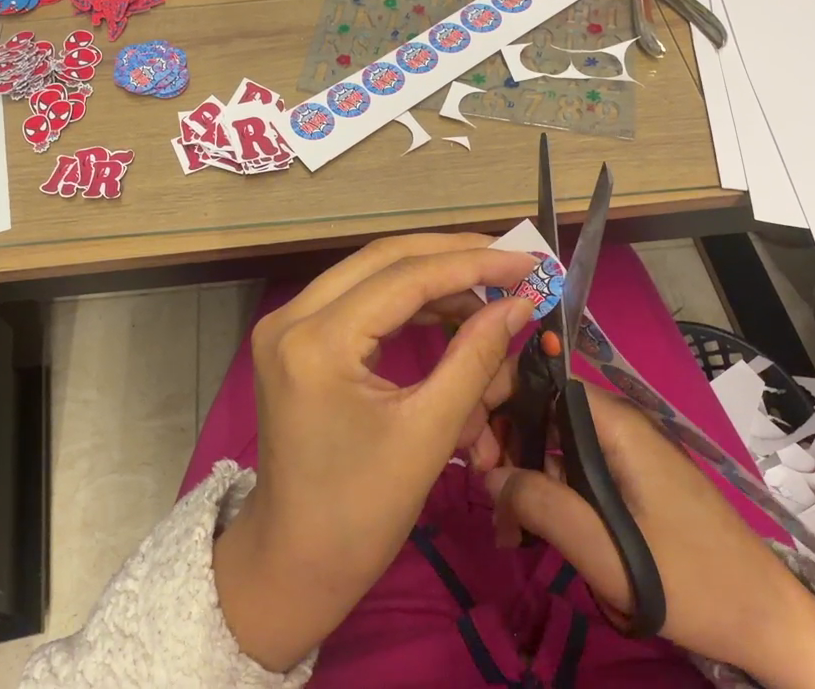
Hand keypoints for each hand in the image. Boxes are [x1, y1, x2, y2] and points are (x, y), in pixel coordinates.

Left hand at [213, 234, 539, 671]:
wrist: (296, 558)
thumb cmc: (362, 510)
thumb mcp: (429, 433)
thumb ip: (474, 357)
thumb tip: (520, 303)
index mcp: (316, 340)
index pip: (404, 278)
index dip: (473, 265)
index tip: (529, 262)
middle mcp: (290, 317)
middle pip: (382, 260)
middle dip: (452, 257)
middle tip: (513, 263)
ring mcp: (285, 326)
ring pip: (368, 274)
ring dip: (430, 277)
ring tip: (490, 290)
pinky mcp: (293, 340)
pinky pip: (355, 300)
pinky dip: (403, 302)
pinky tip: (447, 310)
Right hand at [483, 382, 814, 688]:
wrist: (770, 624)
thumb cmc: (692, 582)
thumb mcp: (607, 551)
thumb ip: (542, 505)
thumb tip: (488, 475)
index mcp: (617, 426)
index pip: (543, 380)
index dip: (499, 400)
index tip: (474, 446)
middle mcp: (621, 428)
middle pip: (543, 413)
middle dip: (505, 445)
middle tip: (488, 499)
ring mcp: (628, 455)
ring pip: (555, 445)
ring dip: (524, 477)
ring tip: (509, 531)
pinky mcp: (632, 483)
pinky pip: (576, 471)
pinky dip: (549, 493)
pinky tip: (534, 533)